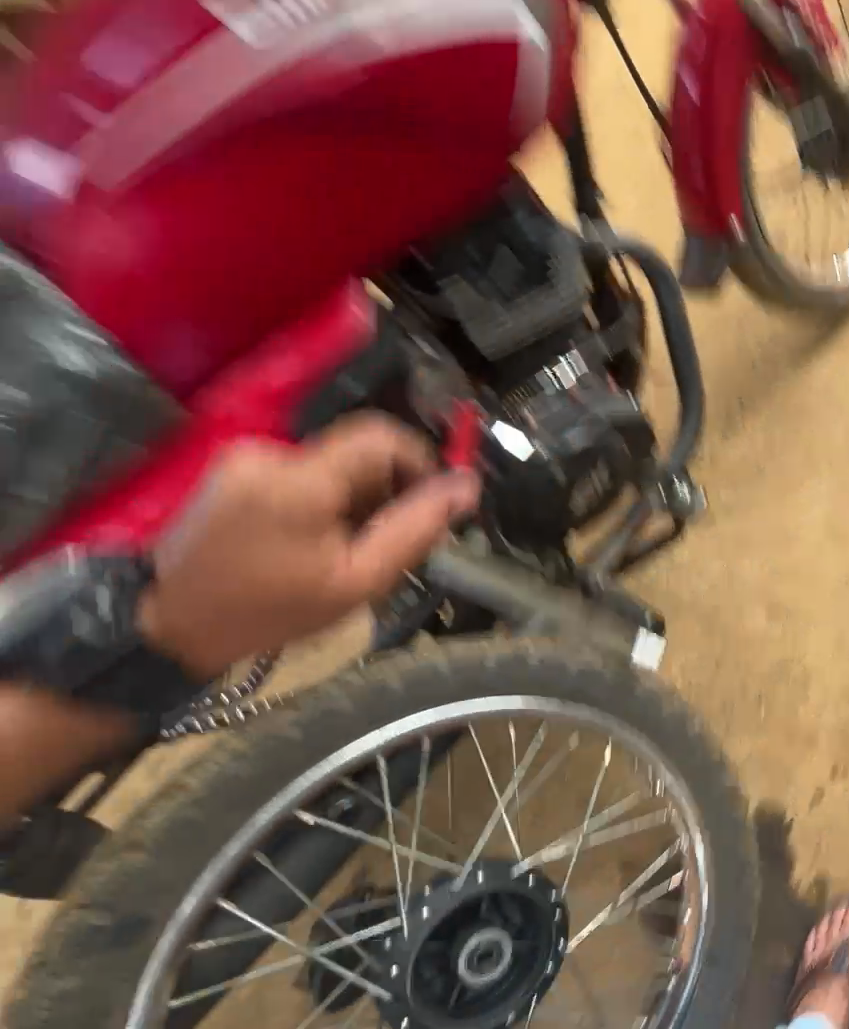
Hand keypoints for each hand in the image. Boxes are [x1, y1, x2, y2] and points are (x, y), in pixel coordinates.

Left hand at [138, 414, 480, 672]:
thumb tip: (467, 485)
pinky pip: (310, 471)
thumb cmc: (272, 611)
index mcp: (300, 481)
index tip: (427, 505)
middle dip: (388, 491)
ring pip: (339, 464)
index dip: (421, 462)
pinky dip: (329, 500)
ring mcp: (245, 459)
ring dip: (359, 499)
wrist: (166, 627)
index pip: (383, 436)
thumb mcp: (361, 581)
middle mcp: (269, 454)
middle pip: (362, 453)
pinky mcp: (235, 469)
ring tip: (348, 546)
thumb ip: (417, 527)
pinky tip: (317, 538)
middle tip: (386, 540)